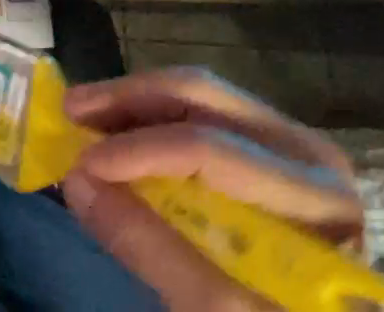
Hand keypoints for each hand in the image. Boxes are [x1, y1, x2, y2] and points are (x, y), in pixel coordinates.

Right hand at [59, 67, 363, 310]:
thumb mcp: (219, 310)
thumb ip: (150, 247)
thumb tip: (77, 181)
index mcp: (314, 194)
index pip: (210, 150)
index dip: (137, 151)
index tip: (80, 165)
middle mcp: (307, 151)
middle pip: (201, 98)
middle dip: (126, 99)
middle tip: (69, 109)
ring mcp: (289, 141)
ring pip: (196, 93)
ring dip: (132, 100)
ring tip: (82, 113)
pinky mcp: (267, 144)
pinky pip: (200, 108)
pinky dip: (150, 113)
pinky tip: (117, 128)